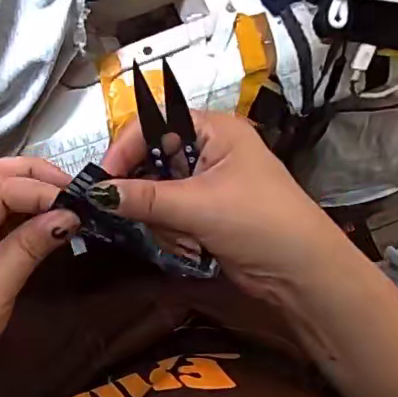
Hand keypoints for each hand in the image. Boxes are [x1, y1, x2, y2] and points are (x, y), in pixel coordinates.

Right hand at [94, 110, 342, 302]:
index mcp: (214, 130)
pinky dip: (171, 234)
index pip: (153, 124)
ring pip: (152, 194)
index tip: (103, 181)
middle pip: (149, 161)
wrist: (300, 273)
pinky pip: (165, 217)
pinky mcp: (201, 213)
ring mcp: (203, 184)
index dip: (124, 149)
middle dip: (147, 194)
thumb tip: (97, 194)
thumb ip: (145, 198)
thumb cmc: (260, 223)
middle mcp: (207, 150)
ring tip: (188, 237)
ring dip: (162, 221)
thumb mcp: (199, 206)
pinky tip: (193, 246)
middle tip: (150, 215)